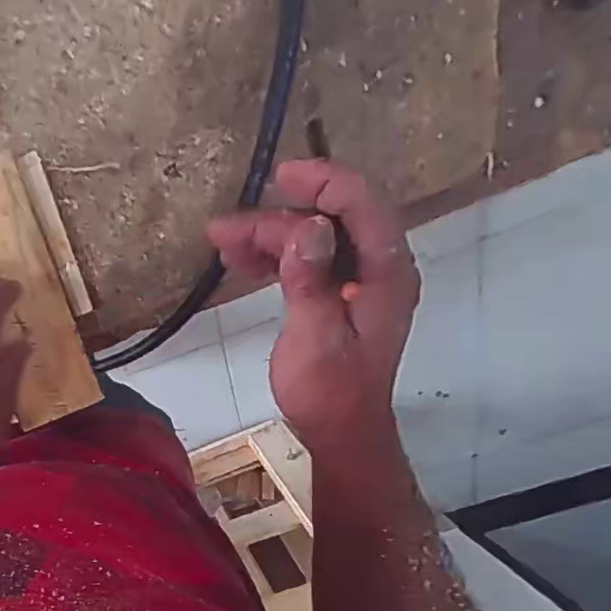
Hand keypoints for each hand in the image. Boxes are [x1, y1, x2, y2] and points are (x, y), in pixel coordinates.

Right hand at [207, 160, 418, 453]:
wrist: (340, 433)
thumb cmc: (331, 394)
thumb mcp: (317, 339)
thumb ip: (311, 282)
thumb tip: (307, 228)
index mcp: (386, 274)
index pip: (361, 206)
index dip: (322, 182)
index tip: (280, 176)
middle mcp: (378, 270)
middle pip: (330, 222)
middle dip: (278, 220)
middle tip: (226, 229)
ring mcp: (359, 283)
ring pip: (314, 241)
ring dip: (269, 239)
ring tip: (223, 245)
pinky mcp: (338, 297)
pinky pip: (308, 262)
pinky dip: (276, 259)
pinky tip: (242, 262)